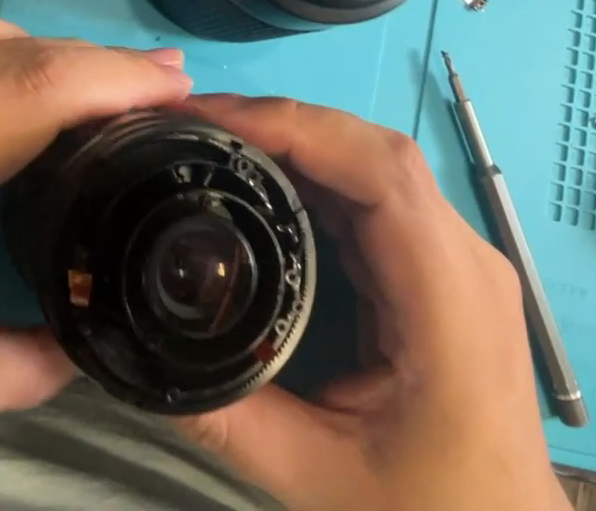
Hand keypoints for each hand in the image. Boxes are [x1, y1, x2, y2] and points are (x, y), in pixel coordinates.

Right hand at [174, 95, 565, 510]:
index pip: (378, 169)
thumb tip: (135, 346)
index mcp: (447, 295)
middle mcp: (460, 257)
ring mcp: (451, 256)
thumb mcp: (316, 475)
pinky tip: (256, 176)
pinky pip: (366, 194)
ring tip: (211, 138)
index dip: (294, 125)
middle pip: (370, 151)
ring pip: (367, 162)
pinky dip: (307, 172)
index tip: (210, 119)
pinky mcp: (431, 265)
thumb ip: (222, 413)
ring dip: (289, 138)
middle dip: (278, 121)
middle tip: (191, 122)